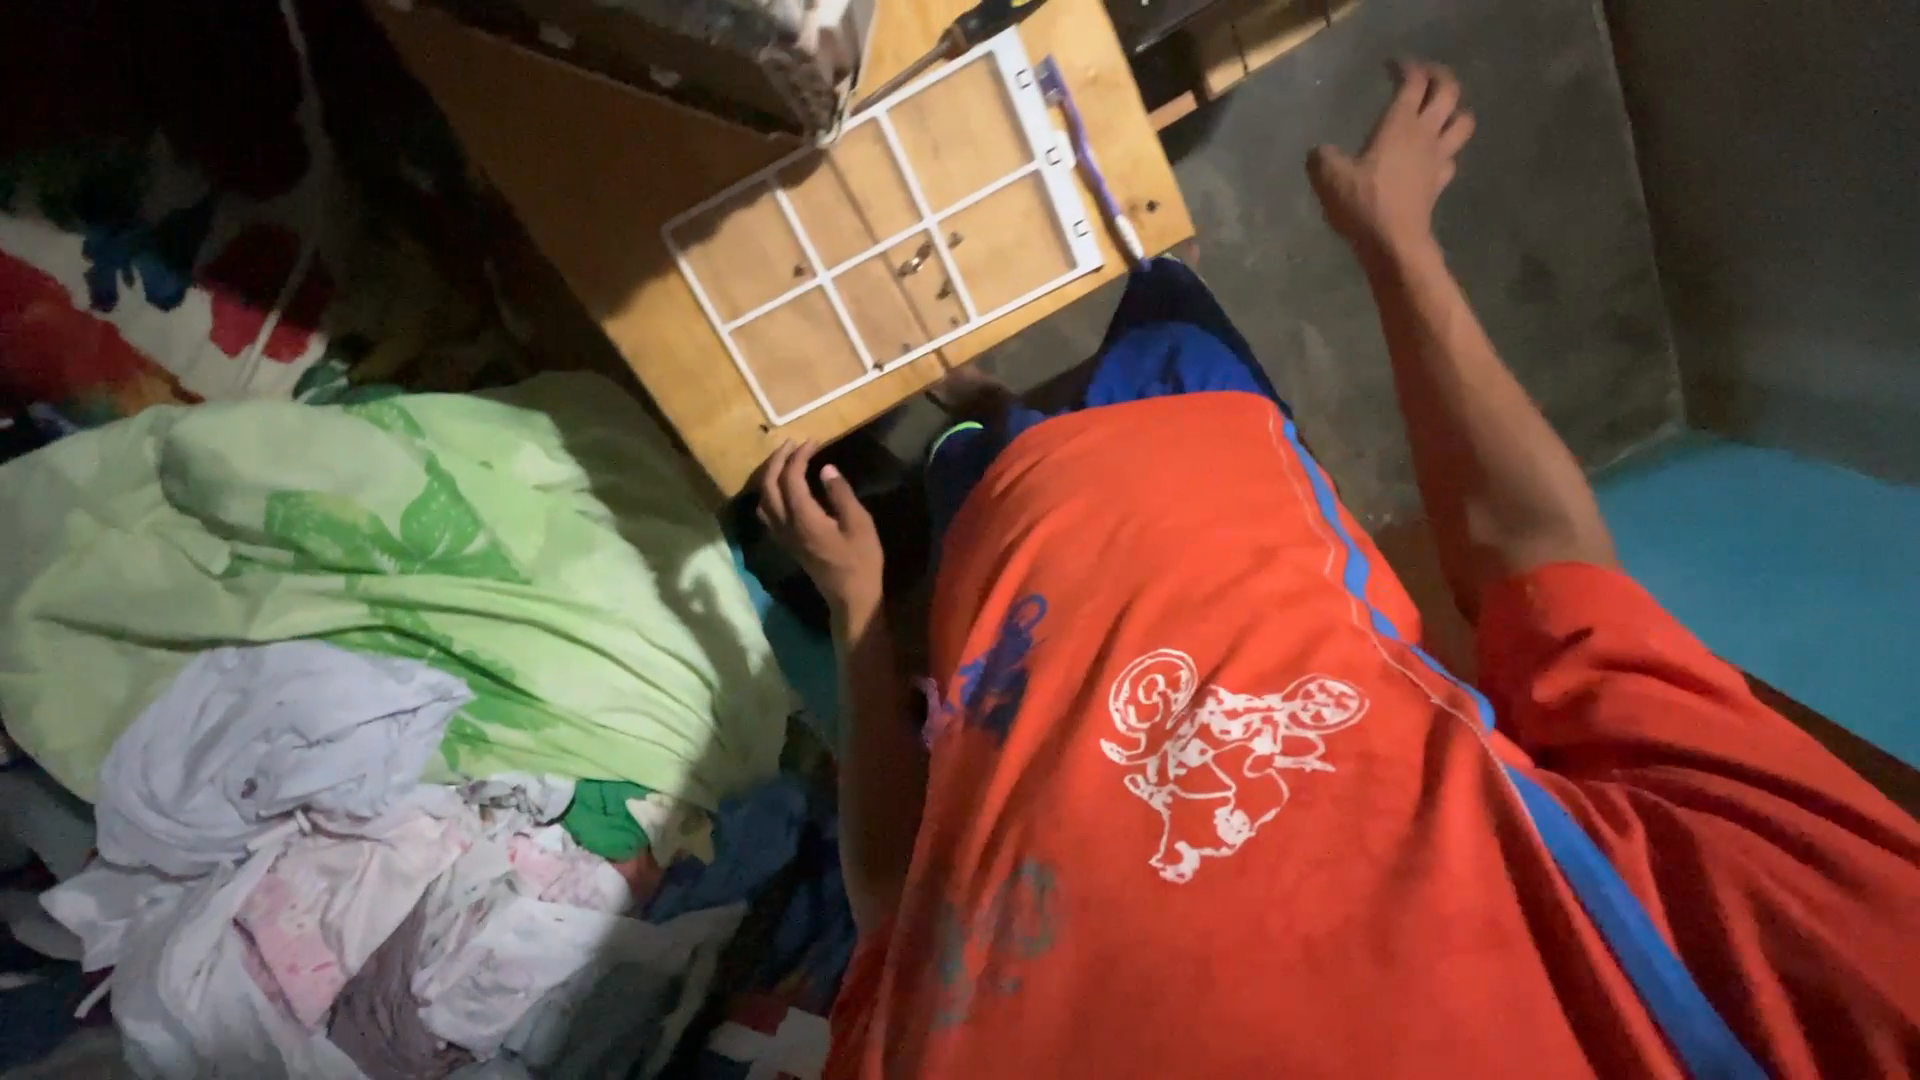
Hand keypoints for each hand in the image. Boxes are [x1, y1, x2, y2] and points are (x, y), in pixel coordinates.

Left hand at [757, 441, 882, 621]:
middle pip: (769, 485)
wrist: (851, 596)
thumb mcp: (859, 524)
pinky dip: (769, 494)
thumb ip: (840, 494)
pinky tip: (781, 490)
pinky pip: (767, 513)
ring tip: (784, 461)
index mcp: (804, 517)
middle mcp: (786, 525)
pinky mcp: (787, 543)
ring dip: (770, 476)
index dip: (799, 456)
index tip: (813, 442)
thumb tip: (825, 469)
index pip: (791, 478)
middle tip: (793, 444)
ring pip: (763, 500)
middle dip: (777, 460)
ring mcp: (783, 536)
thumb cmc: (861, 560)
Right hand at [1308, 60, 1475, 259]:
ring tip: (1441, 112)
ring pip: (1462, 120)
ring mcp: (1436, 158)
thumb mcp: (1329, 179)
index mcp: (1399, 125)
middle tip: (1424, 76)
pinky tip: (1434, 156)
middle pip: (1448, 90)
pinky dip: (1446, 150)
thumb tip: (1319, 152)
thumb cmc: (1362, 204)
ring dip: (1455, 109)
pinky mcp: (1438, 183)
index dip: (1405, 67)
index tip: (1392, 66)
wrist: (1393, 241)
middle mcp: (1424, 133)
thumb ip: (1322, 159)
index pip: (1412, 82)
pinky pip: (1451, 158)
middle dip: (1439, 76)